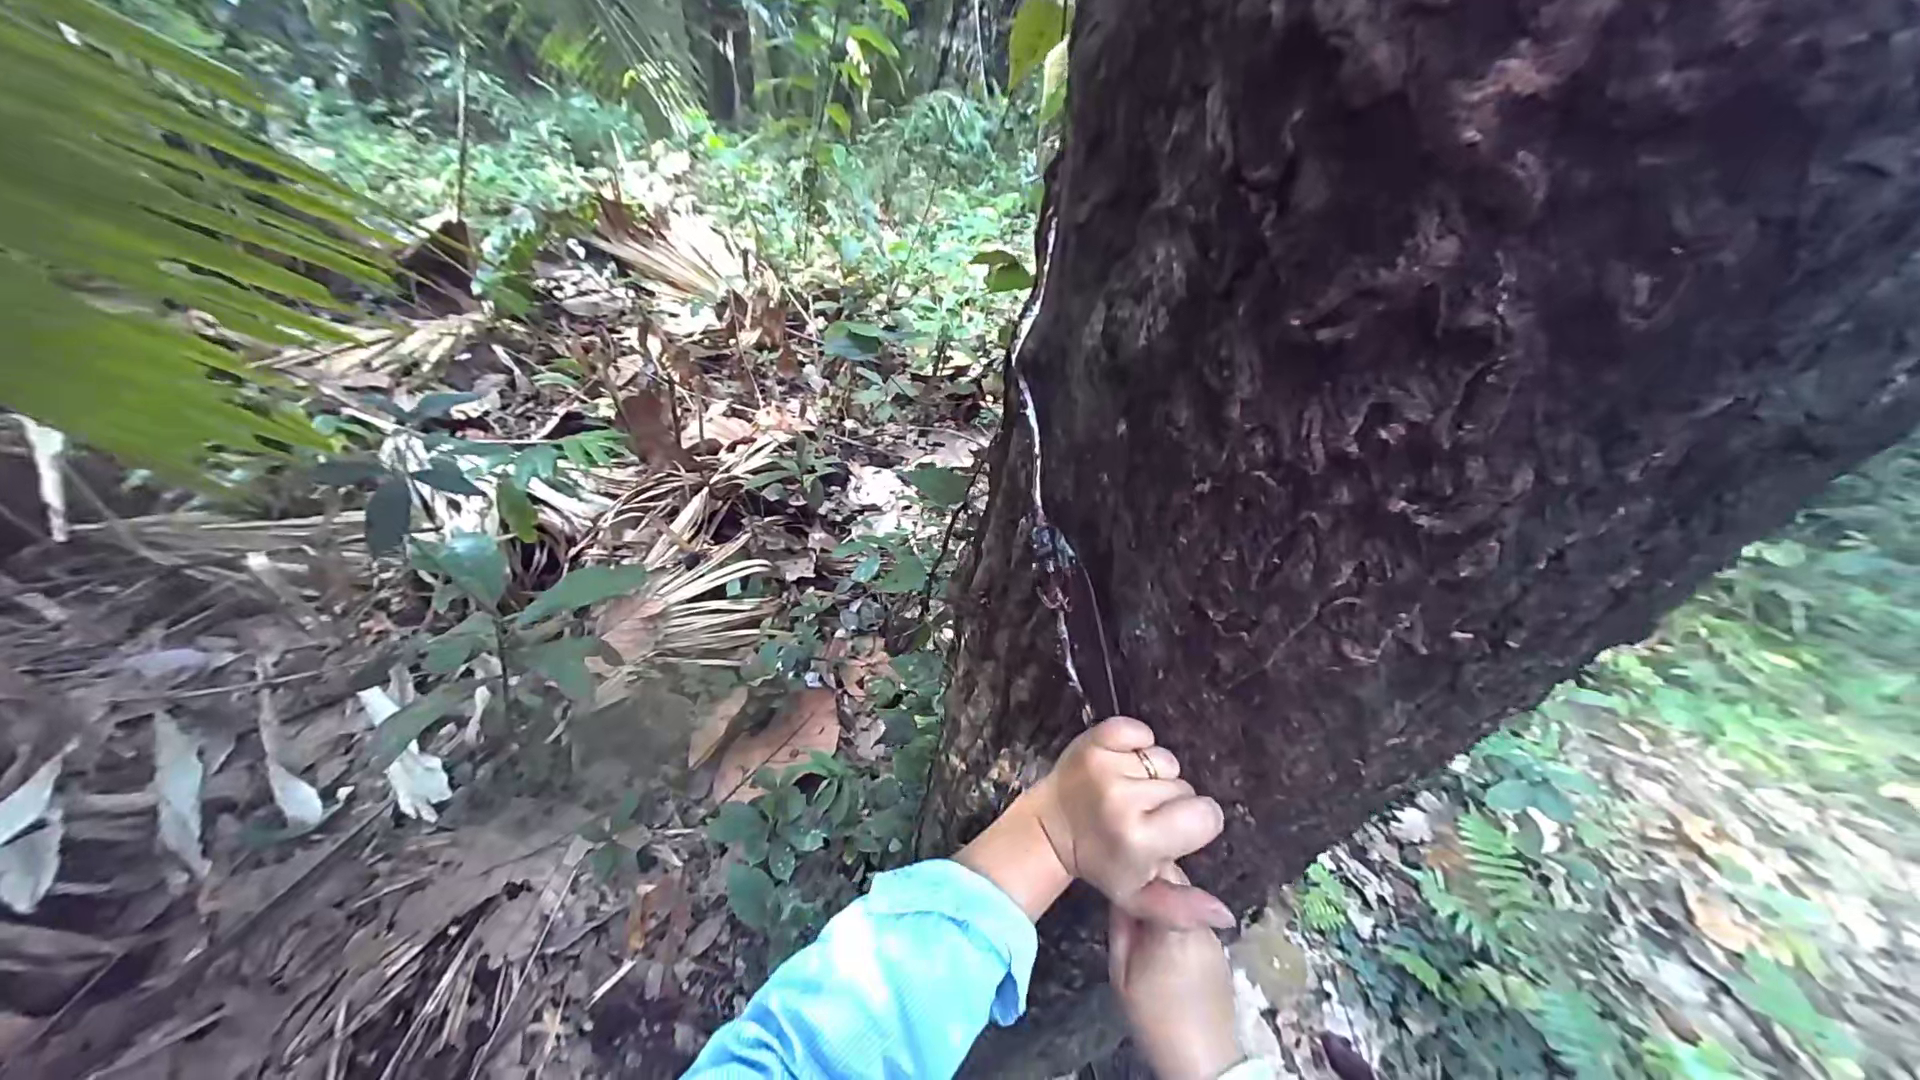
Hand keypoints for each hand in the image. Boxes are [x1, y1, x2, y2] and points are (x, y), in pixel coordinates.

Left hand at [1028, 716, 1232, 927]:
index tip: (1174, 829)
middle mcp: (1123, 798)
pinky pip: (1139, 730)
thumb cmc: (1099, 863)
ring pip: (1165, 759)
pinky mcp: (1094, 739)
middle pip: (1184, 787)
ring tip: (1131, 790)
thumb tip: (1226, 915)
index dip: (1197, 823)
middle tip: (1143, 815)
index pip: (1206, 816)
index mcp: (1139, 840)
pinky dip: (1138, 741)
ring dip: (1154, 774)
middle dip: (1171, 802)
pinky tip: (1124, 762)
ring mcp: (1106, 764)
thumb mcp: (1138, 897)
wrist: (1050, 826)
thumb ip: (1183, 908)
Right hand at [1110, 867, 1243, 1079]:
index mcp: (1173, 922)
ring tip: (1143, 918)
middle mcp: (1200, 921)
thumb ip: (1119, 923)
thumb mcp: (1120, 971)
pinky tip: (1164, 943)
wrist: (1204, 1064)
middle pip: (1174, 880)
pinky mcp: (1220, 951)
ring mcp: (1213, 936)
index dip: (1140, 863)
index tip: (1121, 868)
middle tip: (1127, 893)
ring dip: (1165, 900)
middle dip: (1151, 880)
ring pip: (1185, 900)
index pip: (1160, 868)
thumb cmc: (1155, 1018)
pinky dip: (1178, 921)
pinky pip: (1194, 921)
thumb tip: (1119, 889)